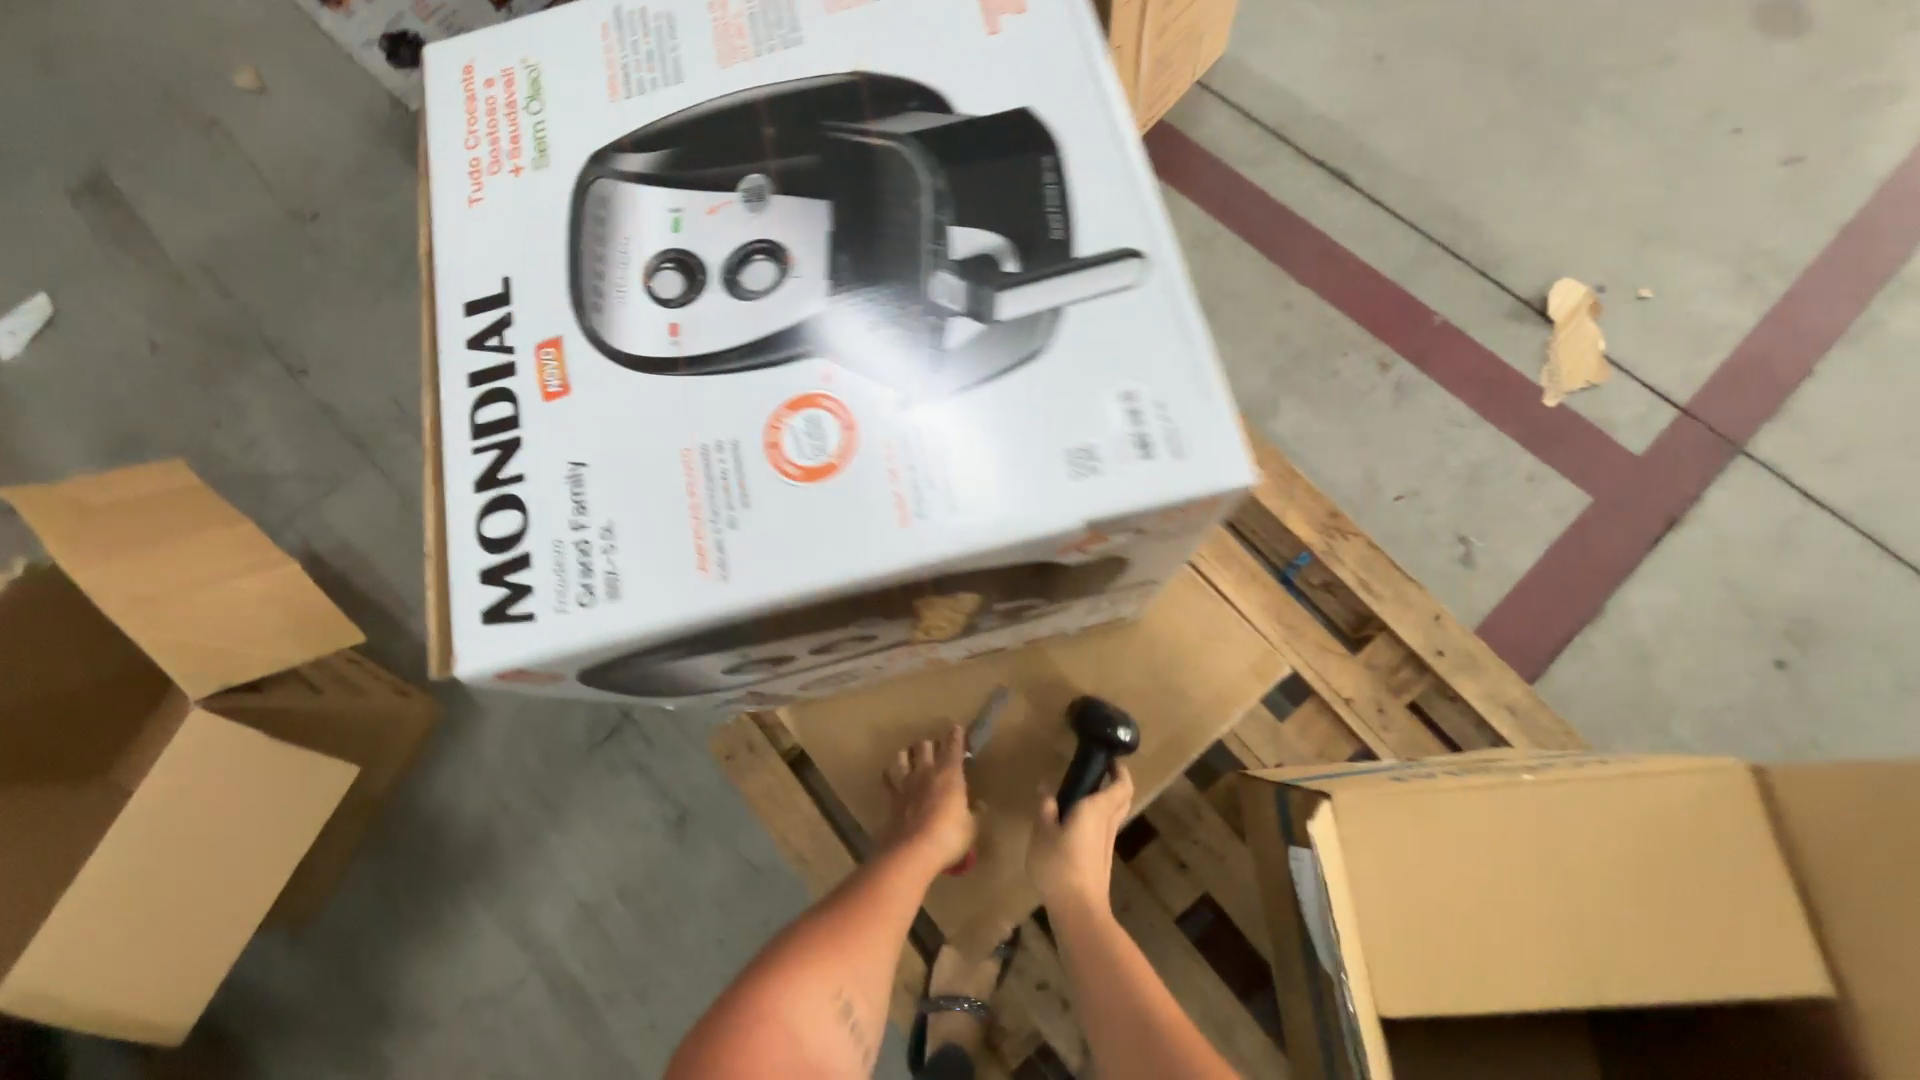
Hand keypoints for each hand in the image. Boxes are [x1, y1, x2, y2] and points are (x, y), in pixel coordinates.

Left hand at [880, 726, 976, 871]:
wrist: (912, 851)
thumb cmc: (949, 836)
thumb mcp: (971, 827)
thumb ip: (974, 813)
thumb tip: (979, 805)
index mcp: (950, 773)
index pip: (953, 746)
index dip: (956, 736)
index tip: (956, 729)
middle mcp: (926, 772)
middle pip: (924, 745)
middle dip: (930, 744)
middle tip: (935, 749)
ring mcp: (906, 783)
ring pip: (902, 757)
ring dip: (907, 754)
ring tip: (910, 758)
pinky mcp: (892, 799)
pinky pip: (888, 780)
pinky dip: (890, 776)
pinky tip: (891, 776)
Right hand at [1026, 764, 1133, 914]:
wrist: (1078, 910)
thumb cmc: (1059, 866)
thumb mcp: (1042, 834)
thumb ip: (1046, 809)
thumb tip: (1046, 789)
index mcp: (1096, 810)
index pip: (1121, 785)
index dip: (1120, 770)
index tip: (1109, 759)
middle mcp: (1107, 823)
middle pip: (1123, 798)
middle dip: (1117, 783)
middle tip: (1099, 772)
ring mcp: (1107, 843)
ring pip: (1115, 814)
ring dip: (1107, 801)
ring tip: (1083, 795)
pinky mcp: (1102, 859)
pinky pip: (1105, 829)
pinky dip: (1099, 818)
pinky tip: (1077, 823)